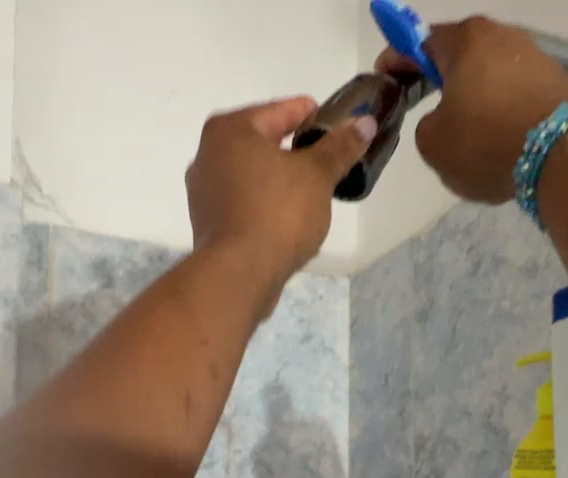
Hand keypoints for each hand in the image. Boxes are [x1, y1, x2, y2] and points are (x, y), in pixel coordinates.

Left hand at [185, 97, 375, 277]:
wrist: (238, 276)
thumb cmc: (277, 214)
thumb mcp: (317, 175)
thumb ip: (340, 147)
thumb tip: (364, 123)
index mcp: (230, 130)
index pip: (280, 111)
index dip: (311, 115)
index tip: (334, 123)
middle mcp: (207, 155)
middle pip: (262, 144)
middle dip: (293, 152)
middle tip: (325, 161)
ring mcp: (203, 193)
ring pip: (251, 177)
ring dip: (278, 182)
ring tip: (310, 194)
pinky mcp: (208, 225)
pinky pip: (244, 205)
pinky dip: (264, 207)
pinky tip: (286, 221)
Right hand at [379, 17, 567, 203]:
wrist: (561, 153)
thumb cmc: (484, 142)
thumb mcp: (432, 143)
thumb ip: (426, 125)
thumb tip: (444, 119)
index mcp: (465, 40)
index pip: (419, 42)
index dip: (397, 59)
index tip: (383, 75)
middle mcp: (501, 36)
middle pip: (458, 55)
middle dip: (437, 76)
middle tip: (420, 102)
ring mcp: (532, 56)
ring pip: (486, 75)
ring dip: (470, 96)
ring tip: (460, 129)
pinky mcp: (553, 81)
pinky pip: (511, 94)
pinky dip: (496, 110)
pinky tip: (492, 137)